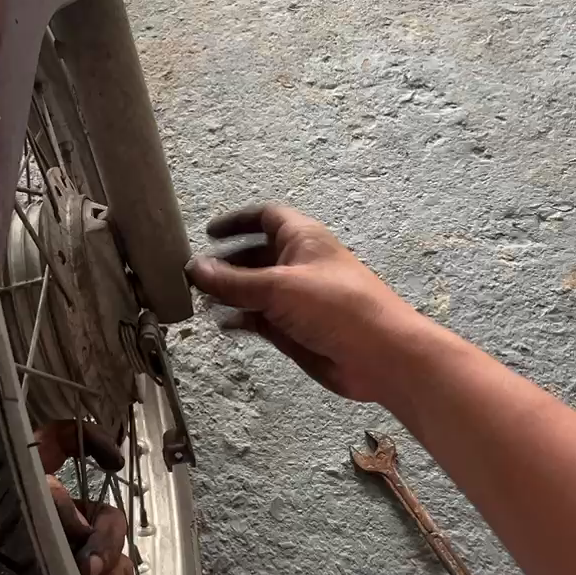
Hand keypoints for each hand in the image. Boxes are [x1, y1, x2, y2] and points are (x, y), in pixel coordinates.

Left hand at [0, 424, 135, 574]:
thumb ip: (45, 502)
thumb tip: (83, 524)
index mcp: (27, 494)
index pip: (61, 441)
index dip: (88, 438)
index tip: (111, 458)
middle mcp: (55, 532)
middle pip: (107, 514)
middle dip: (106, 537)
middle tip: (87, 565)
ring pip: (120, 564)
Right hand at [185, 202, 430, 402]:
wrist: (380, 357)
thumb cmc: (338, 307)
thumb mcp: (278, 287)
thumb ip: (232, 281)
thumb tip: (195, 268)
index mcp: (301, 239)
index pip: (265, 218)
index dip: (238, 221)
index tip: (209, 232)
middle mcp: (297, 265)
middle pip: (254, 255)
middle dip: (226, 263)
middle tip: (196, 273)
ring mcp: (295, 298)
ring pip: (253, 289)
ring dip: (229, 293)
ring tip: (200, 300)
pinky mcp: (293, 329)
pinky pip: (258, 318)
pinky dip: (240, 318)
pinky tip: (222, 323)